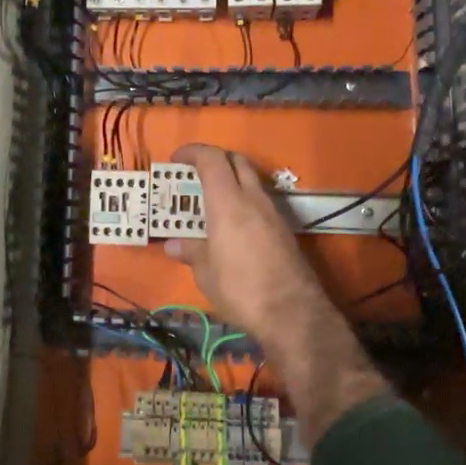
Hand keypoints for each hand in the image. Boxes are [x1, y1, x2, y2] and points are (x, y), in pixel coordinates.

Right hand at [166, 144, 386, 439]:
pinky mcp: (285, 230)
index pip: (211, 159)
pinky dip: (245, 201)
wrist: (292, 312)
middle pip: (236, 161)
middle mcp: (253, 199)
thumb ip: (191, 252)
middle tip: (195, 173)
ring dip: (232, 180)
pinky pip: (261, 202)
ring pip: (252, 180)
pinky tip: (235, 225)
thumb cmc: (240, 288)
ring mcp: (273, 213)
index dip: (193, 152)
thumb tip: (173, 244)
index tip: (176, 158)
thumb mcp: (206, 273)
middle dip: (215, 159)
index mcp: (228, 202)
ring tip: (213, 200)